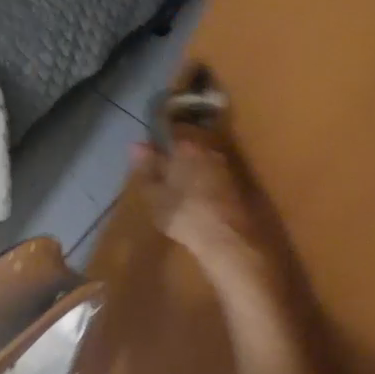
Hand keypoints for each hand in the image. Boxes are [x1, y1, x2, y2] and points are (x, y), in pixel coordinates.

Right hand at [132, 136, 271, 290]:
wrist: (226, 240)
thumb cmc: (182, 213)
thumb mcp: (154, 193)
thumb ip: (146, 166)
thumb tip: (136, 144)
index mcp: (187, 146)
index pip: (169, 133)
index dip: (158, 144)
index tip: (148, 156)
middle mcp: (209, 150)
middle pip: (188, 147)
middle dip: (175, 158)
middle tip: (161, 174)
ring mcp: (225, 168)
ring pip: (202, 163)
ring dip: (191, 171)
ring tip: (177, 188)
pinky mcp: (237, 188)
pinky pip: (213, 178)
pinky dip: (203, 184)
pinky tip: (195, 199)